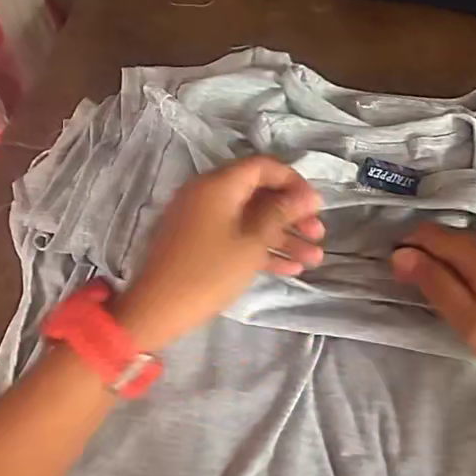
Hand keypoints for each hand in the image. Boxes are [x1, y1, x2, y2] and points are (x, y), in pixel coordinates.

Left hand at [113, 156, 324, 350]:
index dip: (294, 181)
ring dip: (281, 236)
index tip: (316, 205)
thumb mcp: (252, 243)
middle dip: (291, 215)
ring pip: (248, 218)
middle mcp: (206, 193)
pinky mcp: (195, 241)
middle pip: (257, 194)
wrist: (157, 308)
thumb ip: (281, 213)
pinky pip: (232, 235)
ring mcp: (199, 218)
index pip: (263, 167)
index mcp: (218, 184)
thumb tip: (308, 194)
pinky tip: (289, 269)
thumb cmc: (209, 273)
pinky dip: (258, 247)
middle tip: (318, 235)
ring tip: (313, 259)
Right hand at [390, 222, 475, 395]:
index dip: (408, 247)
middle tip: (421, 292)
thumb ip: (435, 284)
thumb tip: (400, 254)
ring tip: (449, 297)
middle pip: (451, 237)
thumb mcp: (471, 322)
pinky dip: (472, 266)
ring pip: (470, 245)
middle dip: (428, 255)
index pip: (432, 233)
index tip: (398, 275)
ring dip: (450, 262)